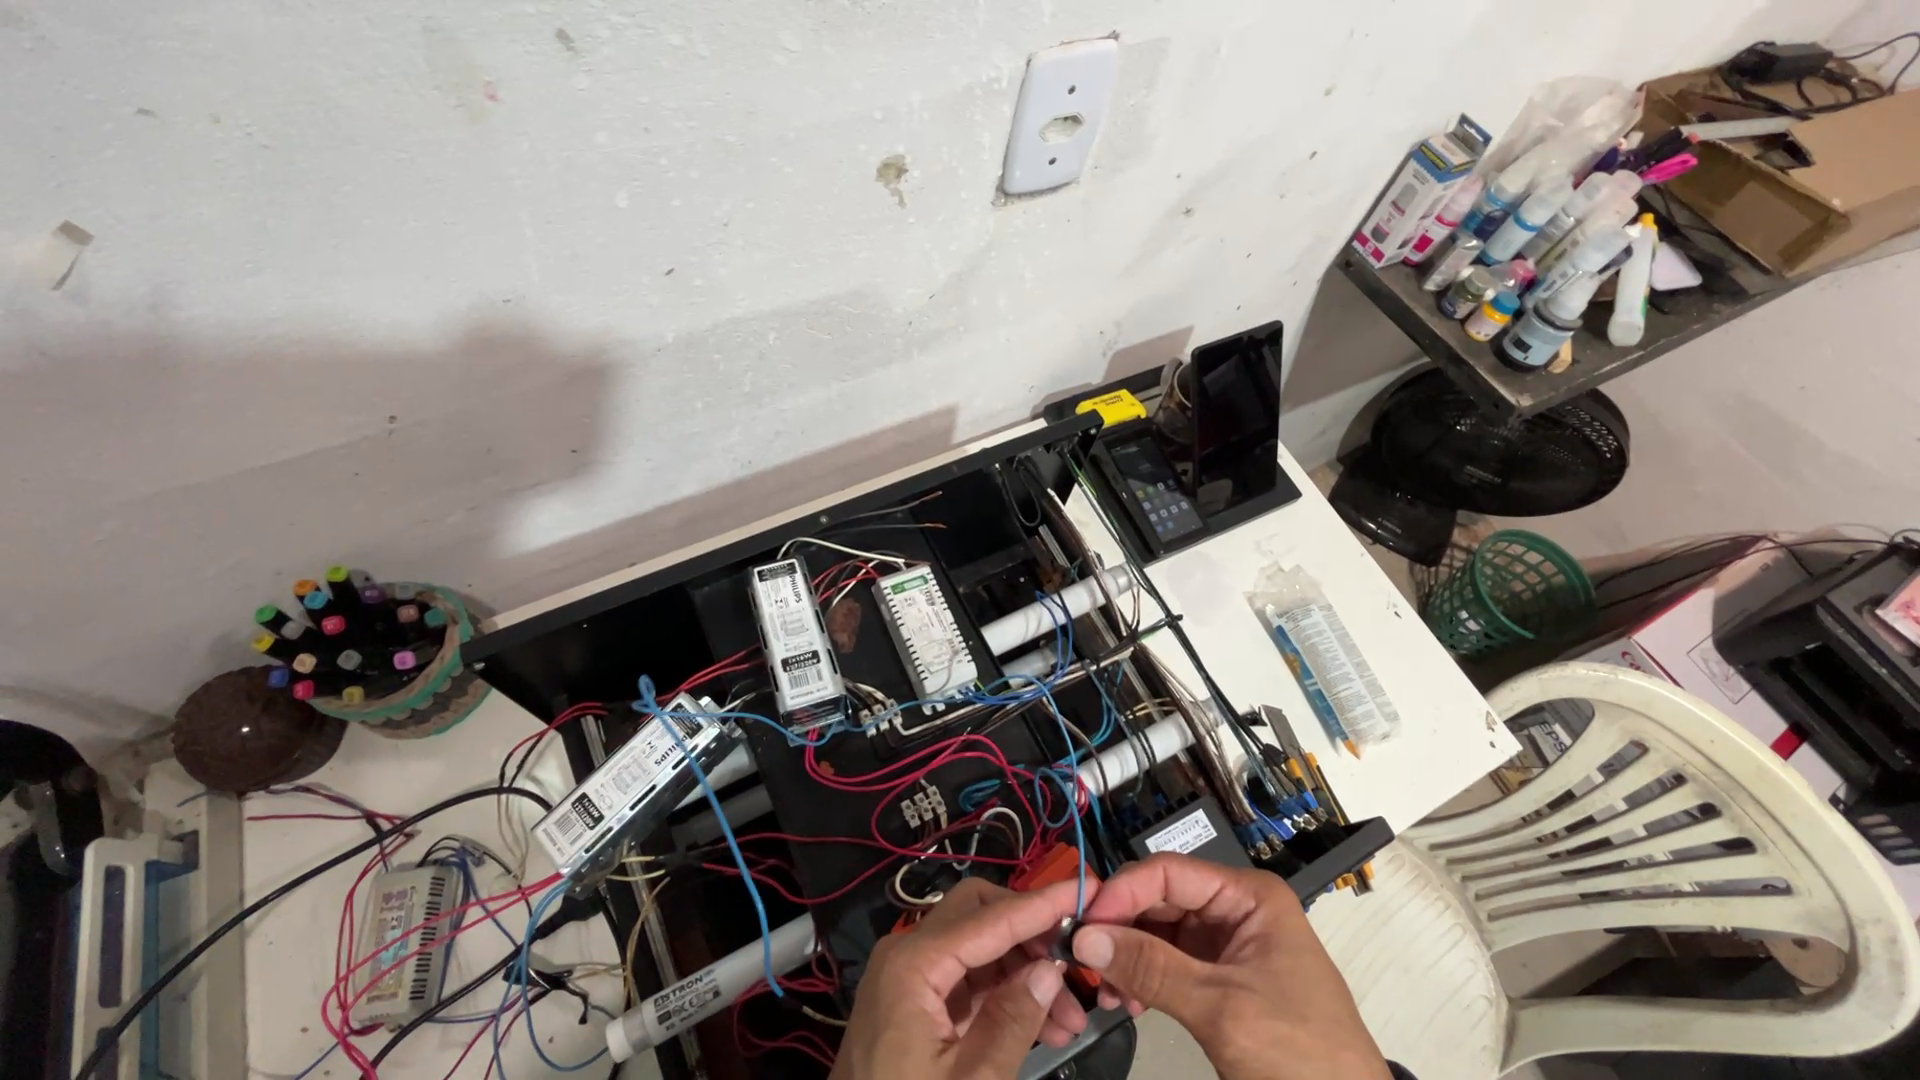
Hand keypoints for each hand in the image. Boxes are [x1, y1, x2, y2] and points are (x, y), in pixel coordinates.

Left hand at [832, 879, 1092, 1078]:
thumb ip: (1012, 1022)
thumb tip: (1051, 969)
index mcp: (913, 964)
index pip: (990, 917)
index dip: (1042, 905)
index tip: (1087, 890)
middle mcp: (907, 953)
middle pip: (979, 913)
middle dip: (1032, 932)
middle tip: (1077, 962)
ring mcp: (908, 975)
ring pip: (978, 945)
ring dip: (1025, 969)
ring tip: (1072, 1020)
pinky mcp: (913, 999)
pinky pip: (967, 977)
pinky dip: (1005, 992)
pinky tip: (1044, 1025)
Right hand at [1071, 853, 1389, 1079]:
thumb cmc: (1298, 1054)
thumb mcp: (1221, 1008)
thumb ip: (1151, 969)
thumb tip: (1083, 937)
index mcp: (1248, 896)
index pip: (1169, 872)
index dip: (1123, 892)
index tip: (1083, 925)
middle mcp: (1234, 909)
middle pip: (1159, 899)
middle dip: (1120, 928)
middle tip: (1083, 961)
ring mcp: (1225, 944)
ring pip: (1157, 931)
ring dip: (1126, 957)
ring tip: (1105, 992)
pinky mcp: (1218, 978)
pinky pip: (1166, 963)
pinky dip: (1141, 979)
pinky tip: (1125, 1001)